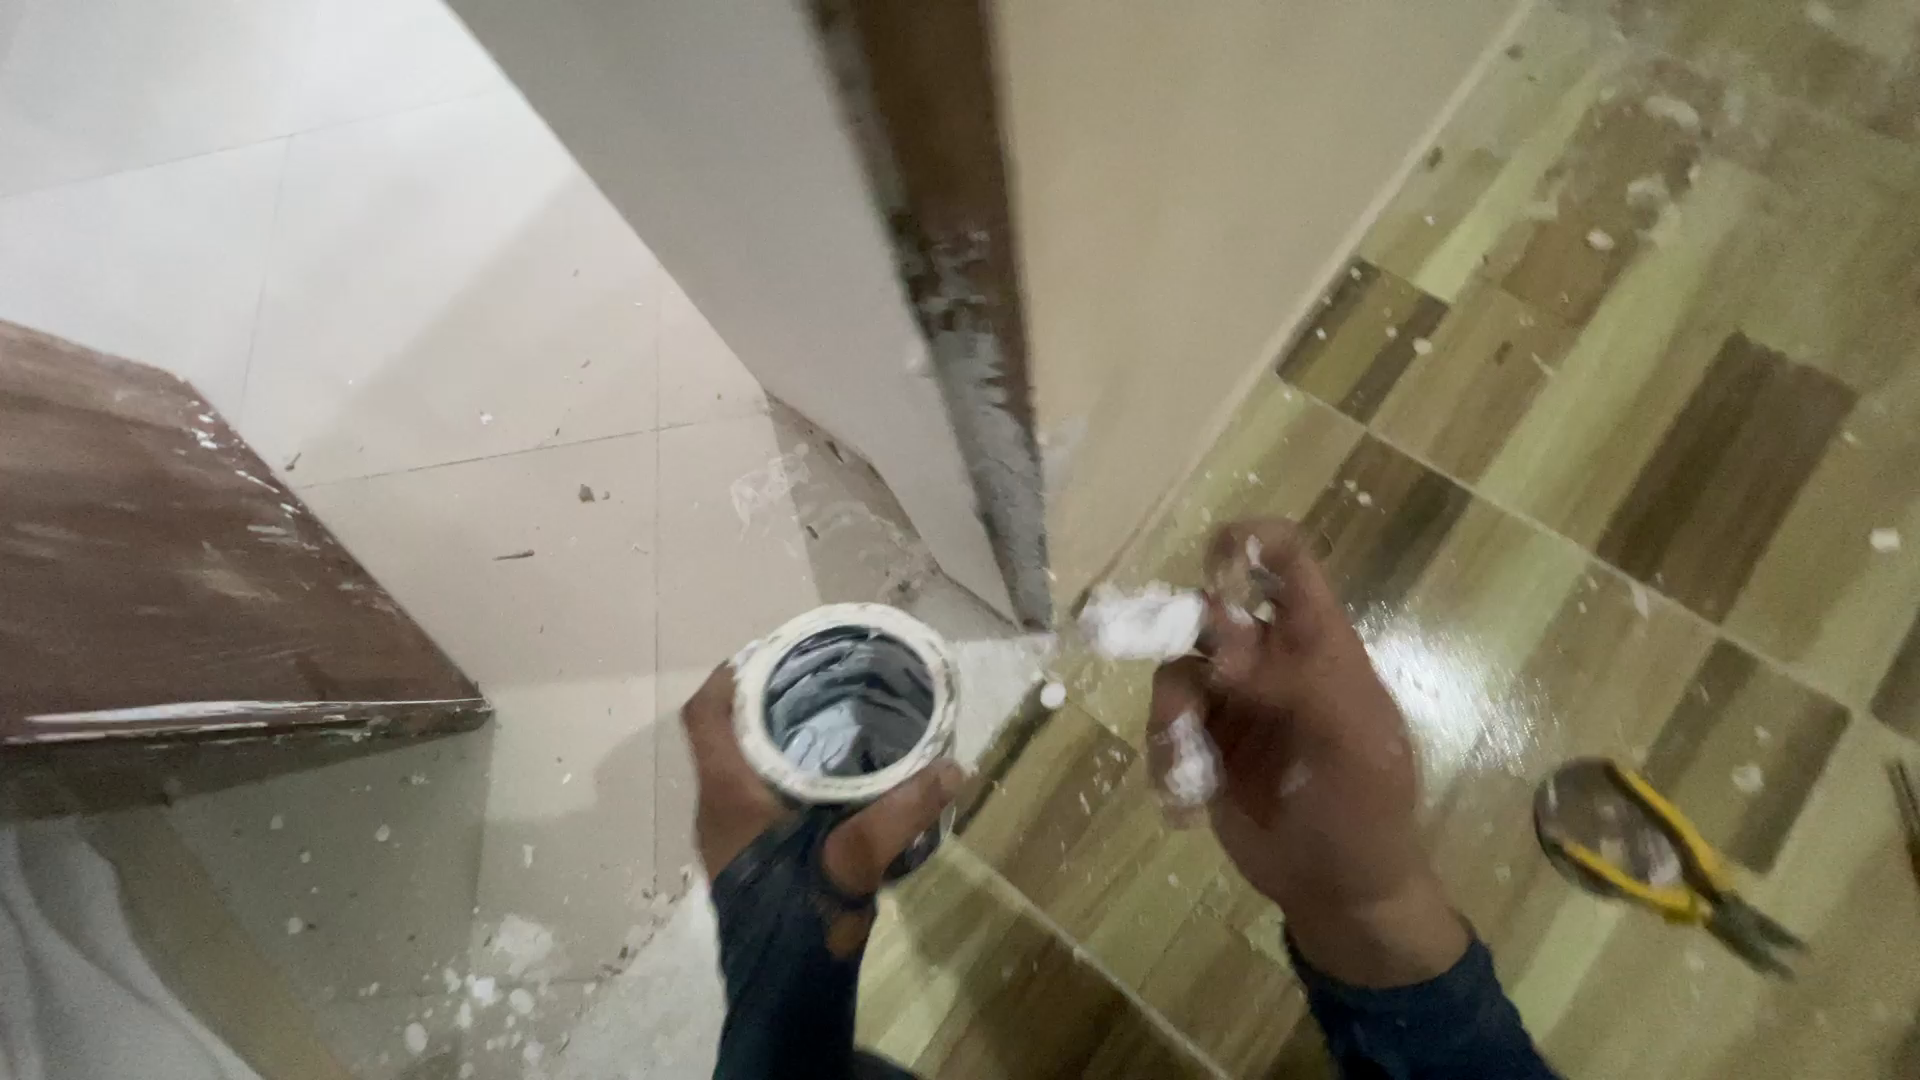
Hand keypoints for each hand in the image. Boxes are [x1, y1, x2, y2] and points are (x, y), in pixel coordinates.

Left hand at [679, 663, 963, 956]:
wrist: (786, 991)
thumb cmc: (804, 913)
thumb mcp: (857, 856)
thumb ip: (905, 809)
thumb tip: (955, 766)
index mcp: (728, 796)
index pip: (704, 718)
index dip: (727, 677)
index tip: (766, 652)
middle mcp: (717, 808)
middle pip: (721, 734)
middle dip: (758, 699)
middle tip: (809, 675)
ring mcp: (728, 835)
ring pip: (736, 763)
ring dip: (768, 734)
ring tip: (820, 709)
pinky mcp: (746, 853)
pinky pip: (752, 789)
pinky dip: (779, 766)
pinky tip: (825, 769)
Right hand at [1146, 520, 1467, 985]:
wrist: (1335, 890)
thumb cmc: (1364, 813)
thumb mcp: (1356, 747)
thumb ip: (1301, 686)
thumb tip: (1221, 655)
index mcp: (1318, 643)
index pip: (1287, 564)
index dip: (1250, 544)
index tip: (1214, 565)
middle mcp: (1267, 658)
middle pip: (1207, 609)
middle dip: (1185, 642)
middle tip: (1191, 699)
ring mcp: (1228, 697)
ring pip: (1172, 668)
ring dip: (1171, 716)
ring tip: (1188, 768)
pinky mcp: (1198, 736)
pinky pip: (1160, 720)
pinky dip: (1164, 754)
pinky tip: (1185, 798)